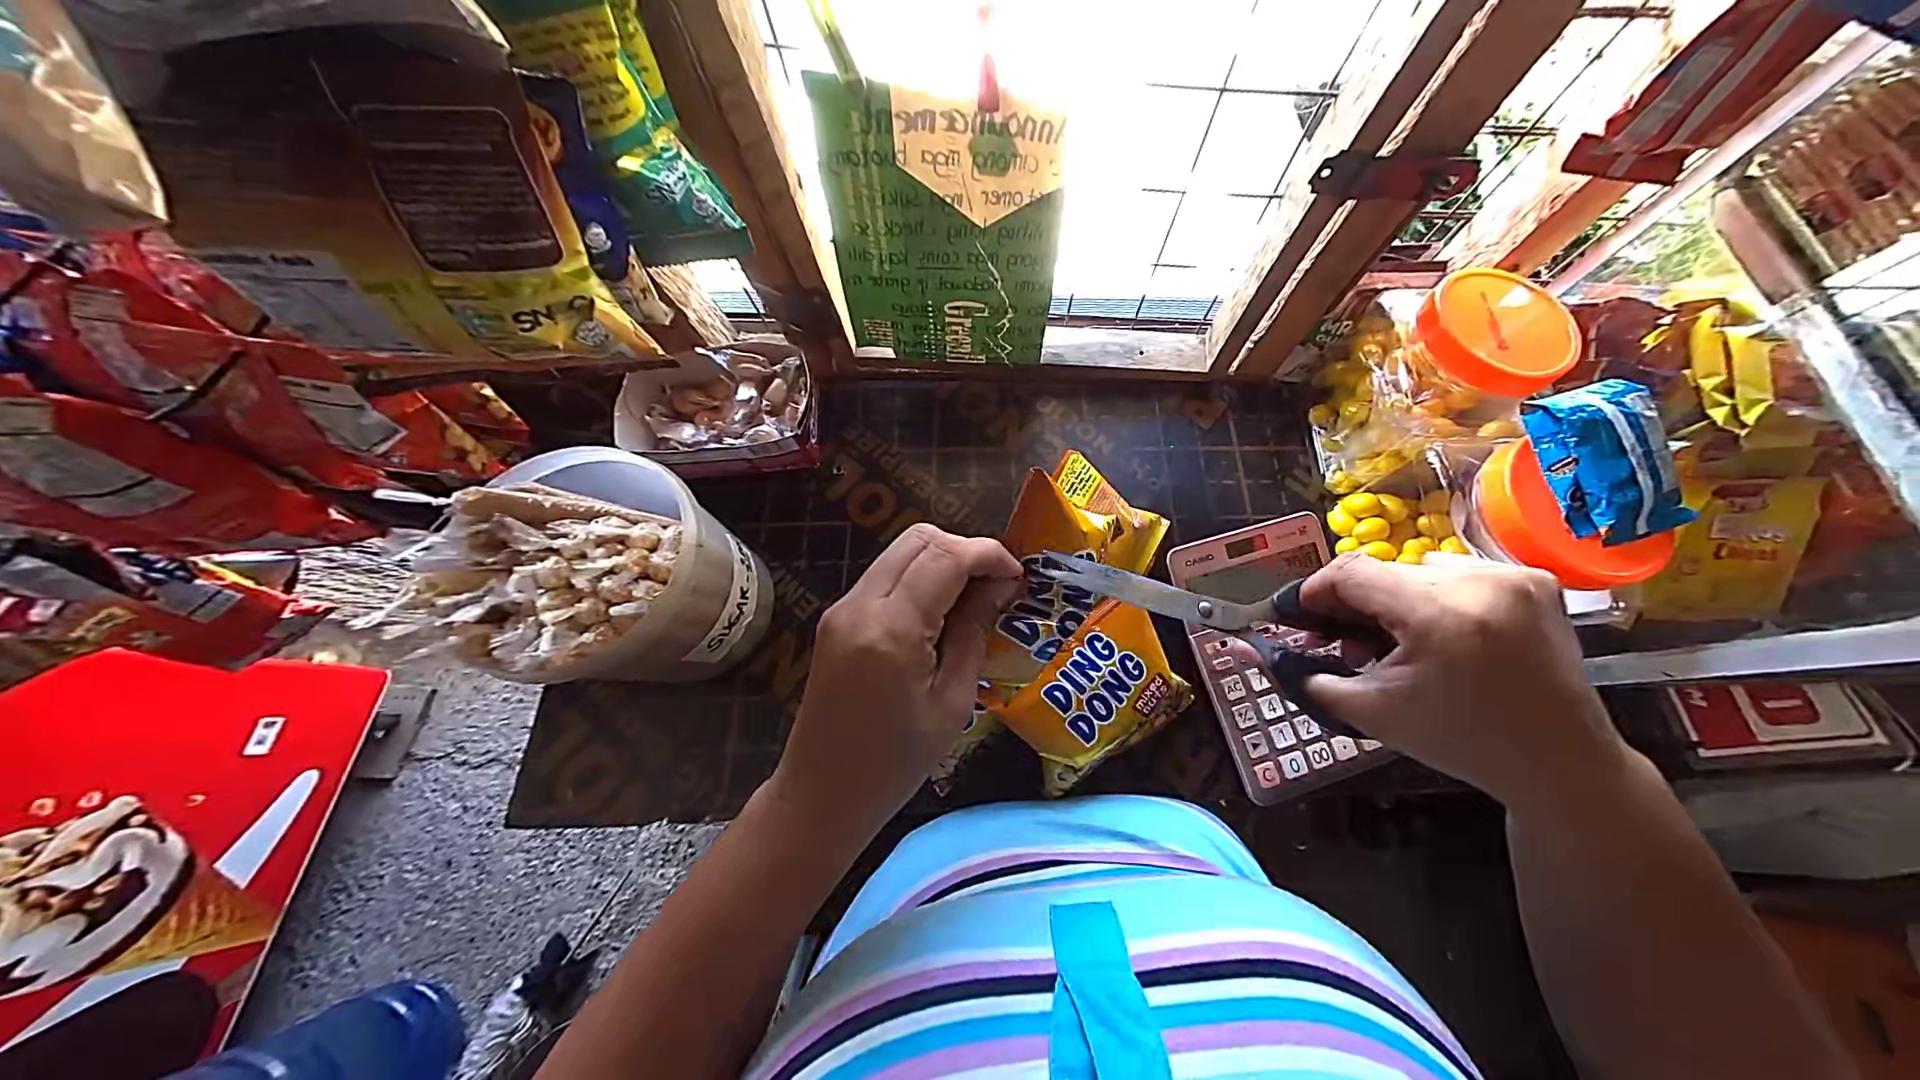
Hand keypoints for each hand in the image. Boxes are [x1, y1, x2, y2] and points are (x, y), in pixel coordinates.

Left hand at [771, 523, 1022, 834]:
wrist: (822, 793)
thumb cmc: (895, 763)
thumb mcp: (952, 702)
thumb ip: (973, 633)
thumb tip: (998, 587)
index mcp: (892, 630)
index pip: (946, 557)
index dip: (989, 555)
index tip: (1017, 576)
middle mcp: (860, 605)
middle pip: (918, 539)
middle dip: (965, 549)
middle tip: (996, 586)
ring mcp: (842, 609)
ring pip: (899, 552)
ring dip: (941, 561)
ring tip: (973, 599)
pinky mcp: (836, 619)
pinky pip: (884, 576)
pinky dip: (918, 578)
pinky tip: (940, 612)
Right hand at [1298, 553, 1633, 811]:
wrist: (1560, 764)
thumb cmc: (1459, 741)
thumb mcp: (1368, 711)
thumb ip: (1302, 675)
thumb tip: (1249, 649)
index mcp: (1440, 614)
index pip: (1350, 573)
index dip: (1314, 593)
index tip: (1300, 620)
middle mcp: (1480, 581)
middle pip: (1382, 572)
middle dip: (1351, 604)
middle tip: (1342, 643)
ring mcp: (1513, 576)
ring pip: (1414, 569)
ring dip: (1391, 598)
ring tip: (1394, 641)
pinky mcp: (1534, 580)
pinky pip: (1454, 571)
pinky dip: (1432, 595)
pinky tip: (1436, 632)